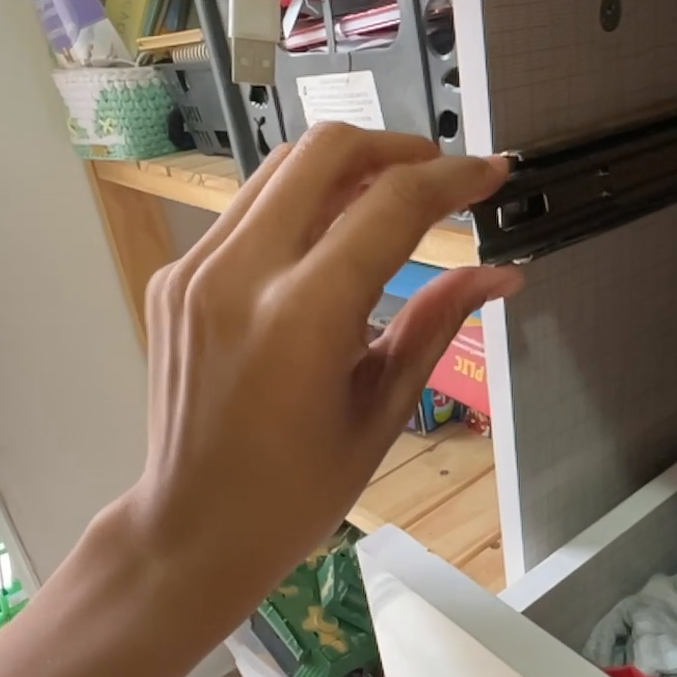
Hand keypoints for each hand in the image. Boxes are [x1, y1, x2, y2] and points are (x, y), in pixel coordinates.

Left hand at [117, 125, 520, 592]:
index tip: (491, 174)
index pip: (390, 207)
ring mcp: (194, 269)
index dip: (453, 180)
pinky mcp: (174, 278)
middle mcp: (238, 274)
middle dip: (395, 148)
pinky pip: (248, 211)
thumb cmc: (297, 493)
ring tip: (392, 200)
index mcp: (301, 317)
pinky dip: (301, 206)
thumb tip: (501, 276)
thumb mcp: (380, 412)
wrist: (193, 528)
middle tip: (438, 175)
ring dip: (346, 169)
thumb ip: (436, 325)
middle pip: (325, 151)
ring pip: (280, 169)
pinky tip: (329, 244)